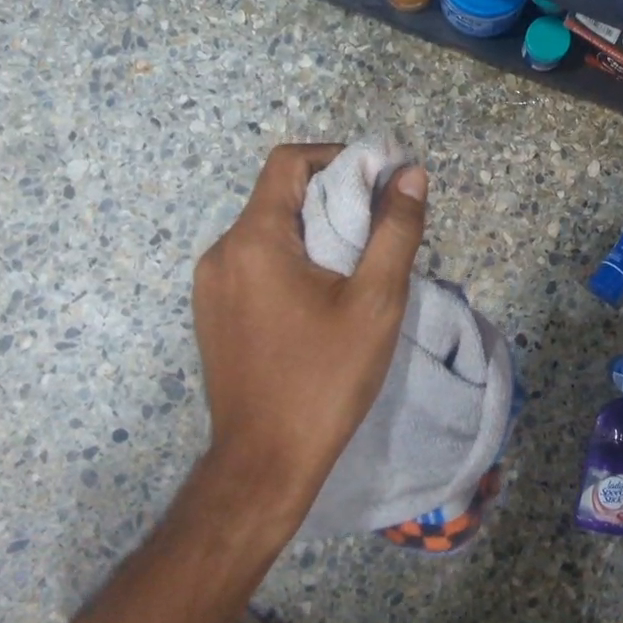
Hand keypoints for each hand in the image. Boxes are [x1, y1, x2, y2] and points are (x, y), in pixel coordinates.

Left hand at [192, 143, 428, 513]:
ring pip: (270, 230)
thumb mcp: (376, 300)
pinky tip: (326, 296)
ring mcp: (212, 287)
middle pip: (280, 195)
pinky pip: (258, 262)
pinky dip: (295, 259)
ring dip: (317, 230)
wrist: (265, 464)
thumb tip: (410, 174)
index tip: (380, 183)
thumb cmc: (324, 377)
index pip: (289, 162)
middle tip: (381, 229)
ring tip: (360, 265)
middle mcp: (221, 253)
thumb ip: (396, 230)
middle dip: (335, 198)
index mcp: (254, 240)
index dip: (339, 158)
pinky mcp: (215, 314)